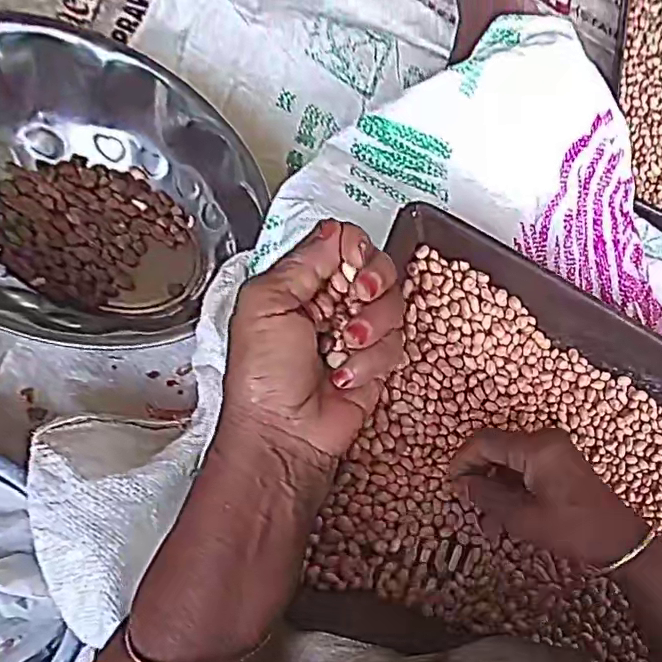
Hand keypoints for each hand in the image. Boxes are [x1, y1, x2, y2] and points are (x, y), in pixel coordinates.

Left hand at [221, 219, 406, 462]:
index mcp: (304, 283)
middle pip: (379, 271)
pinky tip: (345, 376)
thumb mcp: (266, 302)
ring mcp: (361, 334)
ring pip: (394, 308)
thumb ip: (303, 263)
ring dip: (371, 328)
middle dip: (373, 285)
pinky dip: (372, 361)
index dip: (357, 251)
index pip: (346, 246)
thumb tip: (337, 232)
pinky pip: (396, 346)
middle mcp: (336, 305)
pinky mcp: (379, 364)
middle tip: (357, 300)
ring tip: (343, 349)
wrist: (286, 430)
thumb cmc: (264, 375)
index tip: (351, 266)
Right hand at [448, 428, 647, 566]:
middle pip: (497, 450)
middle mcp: (546, 441)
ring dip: (496, 488)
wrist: (619, 540)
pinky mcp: (562, 464)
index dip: (462, 462)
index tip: (451, 486)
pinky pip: (527, 469)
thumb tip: (463, 484)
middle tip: (470, 509)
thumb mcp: (523, 518)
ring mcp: (557, 451)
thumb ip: (488, 497)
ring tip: (490, 523)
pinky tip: (507, 516)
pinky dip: (513, 488)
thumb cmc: (573, 530)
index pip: (484, 442)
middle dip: (479, 478)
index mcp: (536, 448)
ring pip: (510, 462)